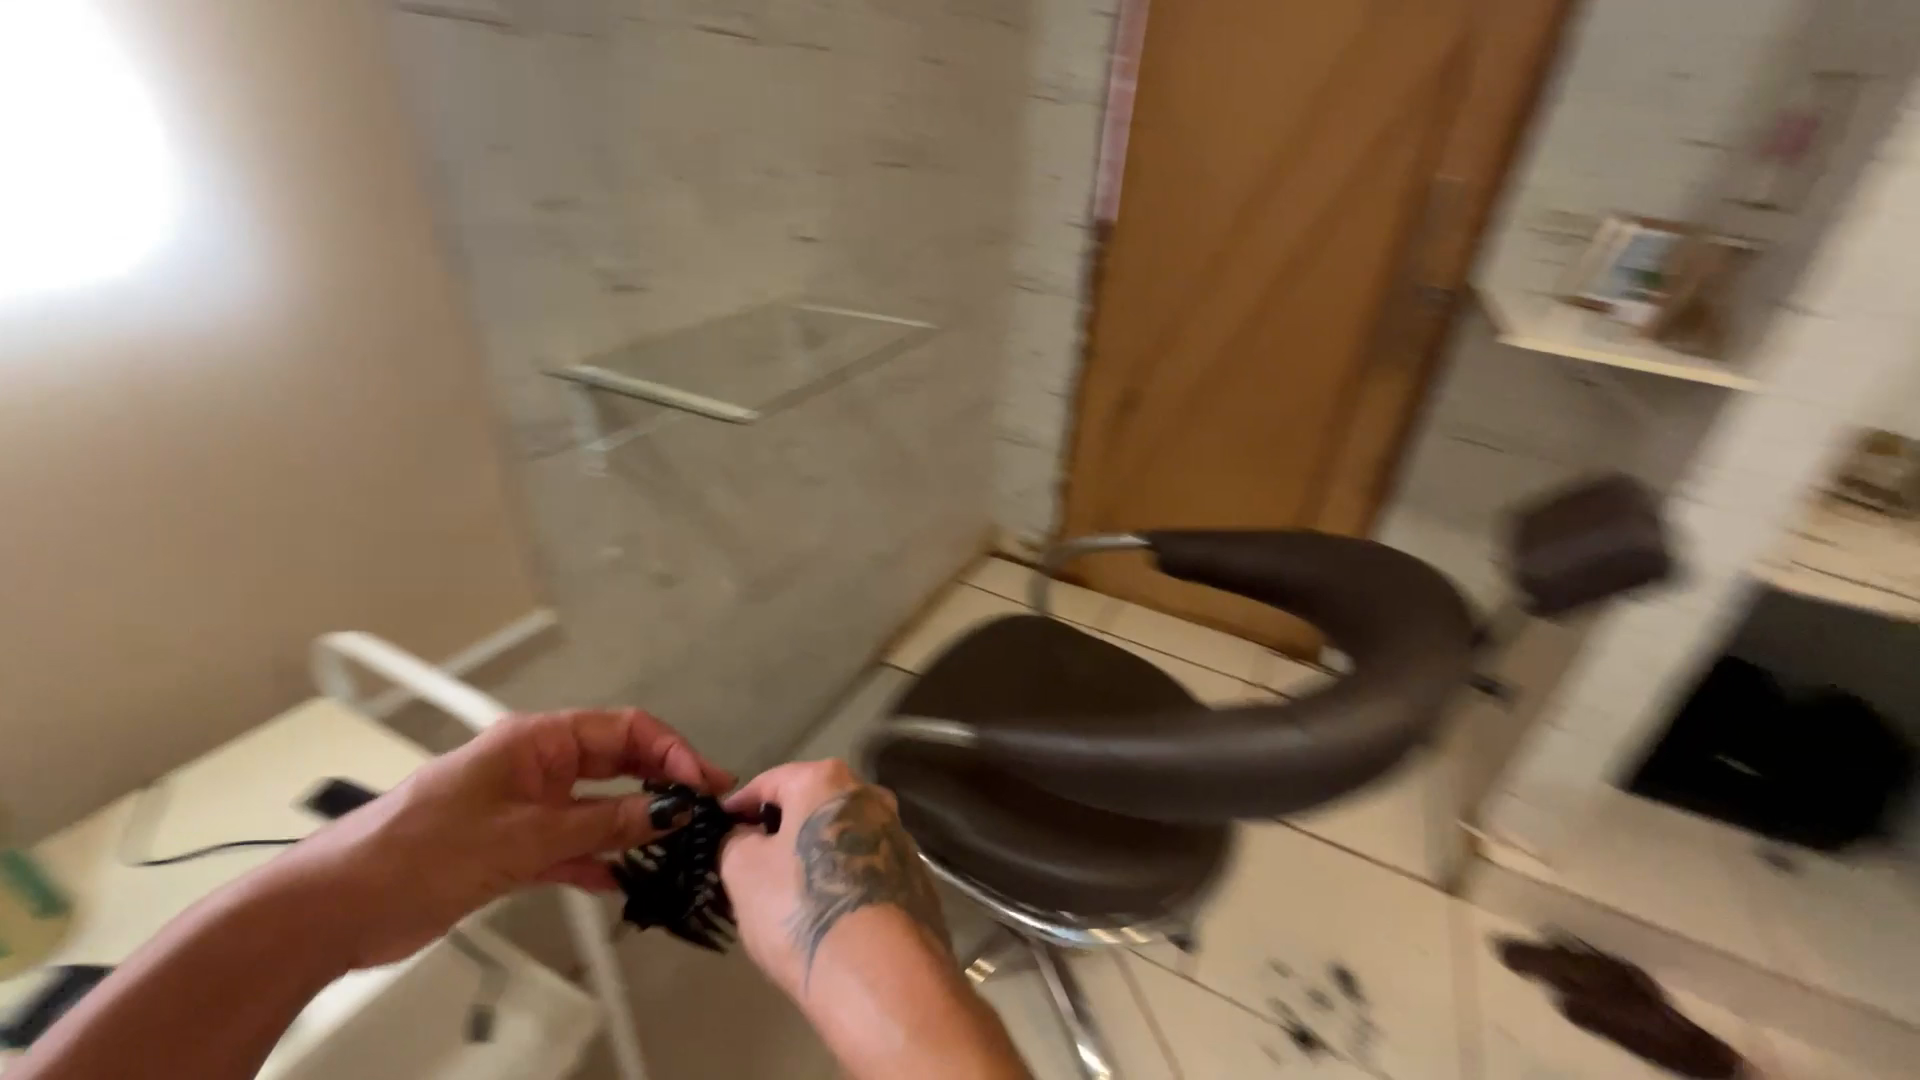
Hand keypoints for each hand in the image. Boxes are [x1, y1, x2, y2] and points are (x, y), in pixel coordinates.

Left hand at [265, 708, 732, 967]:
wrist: (331, 910)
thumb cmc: (421, 852)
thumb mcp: (526, 836)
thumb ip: (605, 823)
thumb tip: (672, 811)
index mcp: (538, 740)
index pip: (625, 729)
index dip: (671, 751)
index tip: (703, 783)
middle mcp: (538, 765)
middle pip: (617, 763)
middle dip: (661, 783)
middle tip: (703, 811)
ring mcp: (526, 806)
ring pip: (599, 805)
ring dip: (634, 824)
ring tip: (675, 845)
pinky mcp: (512, 846)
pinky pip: (573, 843)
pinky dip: (599, 858)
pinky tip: (623, 880)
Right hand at [717, 760, 949, 999]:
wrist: (881, 974)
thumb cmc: (801, 908)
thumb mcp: (743, 872)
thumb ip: (735, 841)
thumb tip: (743, 836)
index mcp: (828, 780)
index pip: (770, 781)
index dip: (740, 805)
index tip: (721, 829)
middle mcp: (870, 796)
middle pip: (811, 805)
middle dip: (780, 830)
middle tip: (750, 864)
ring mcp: (898, 834)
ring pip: (840, 836)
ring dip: (813, 855)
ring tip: (786, 894)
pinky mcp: (914, 874)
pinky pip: (865, 867)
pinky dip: (843, 879)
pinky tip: (826, 913)